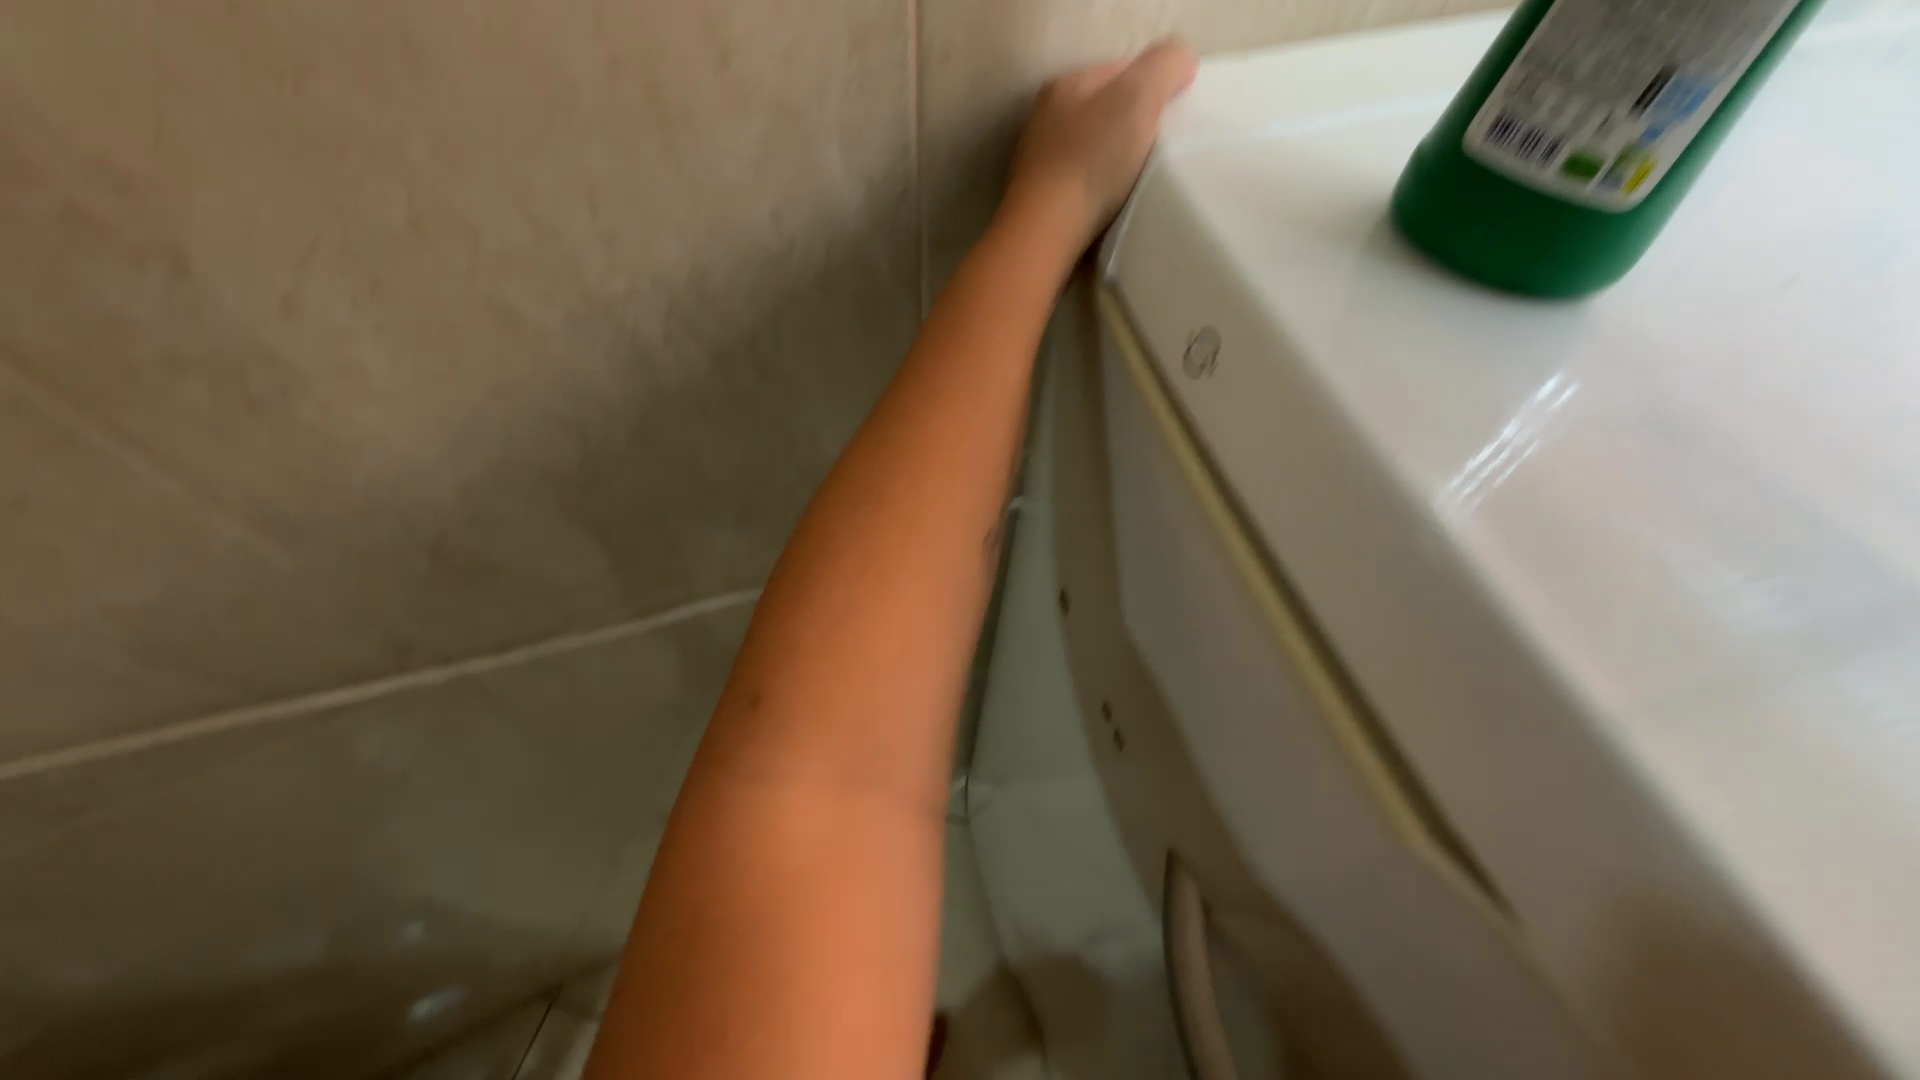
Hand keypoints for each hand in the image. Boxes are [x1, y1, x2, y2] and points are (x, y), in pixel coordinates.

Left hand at [1002, 40, 1199, 255]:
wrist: (1045, 235)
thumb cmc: (1090, 161)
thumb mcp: (1138, 96)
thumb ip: (1165, 65)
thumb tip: (1181, 64)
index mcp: (1064, 87)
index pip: (1122, 72)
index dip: (1155, 88)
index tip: (1177, 117)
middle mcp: (1044, 122)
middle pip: (1107, 115)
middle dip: (1136, 129)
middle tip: (1163, 151)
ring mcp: (1038, 166)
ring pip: (1094, 153)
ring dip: (1118, 165)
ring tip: (1141, 182)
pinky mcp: (1041, 205)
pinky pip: (1083, 188)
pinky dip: (1101, 193)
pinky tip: (1115, 206)